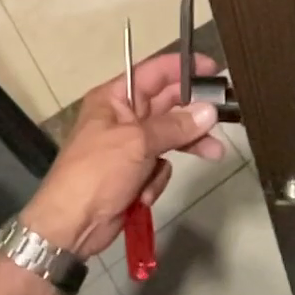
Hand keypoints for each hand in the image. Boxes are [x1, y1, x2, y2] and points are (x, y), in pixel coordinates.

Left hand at [20, 52, 223, 257]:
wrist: (70, 226)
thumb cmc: (97, 173)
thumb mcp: (137, 143)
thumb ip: (175, 126)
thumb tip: (209, 111)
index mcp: (115, 98)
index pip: (154, 72)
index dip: (183, 68)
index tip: (213, 69)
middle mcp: (123, 116)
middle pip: (167, 104)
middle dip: (193, 113)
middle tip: (224, 113)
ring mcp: (130, 145)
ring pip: (170, 136)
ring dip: (186, 146)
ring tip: (214, 153)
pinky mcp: (135, 171)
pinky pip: (160, 164)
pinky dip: (157, 178)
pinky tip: (145, 193)